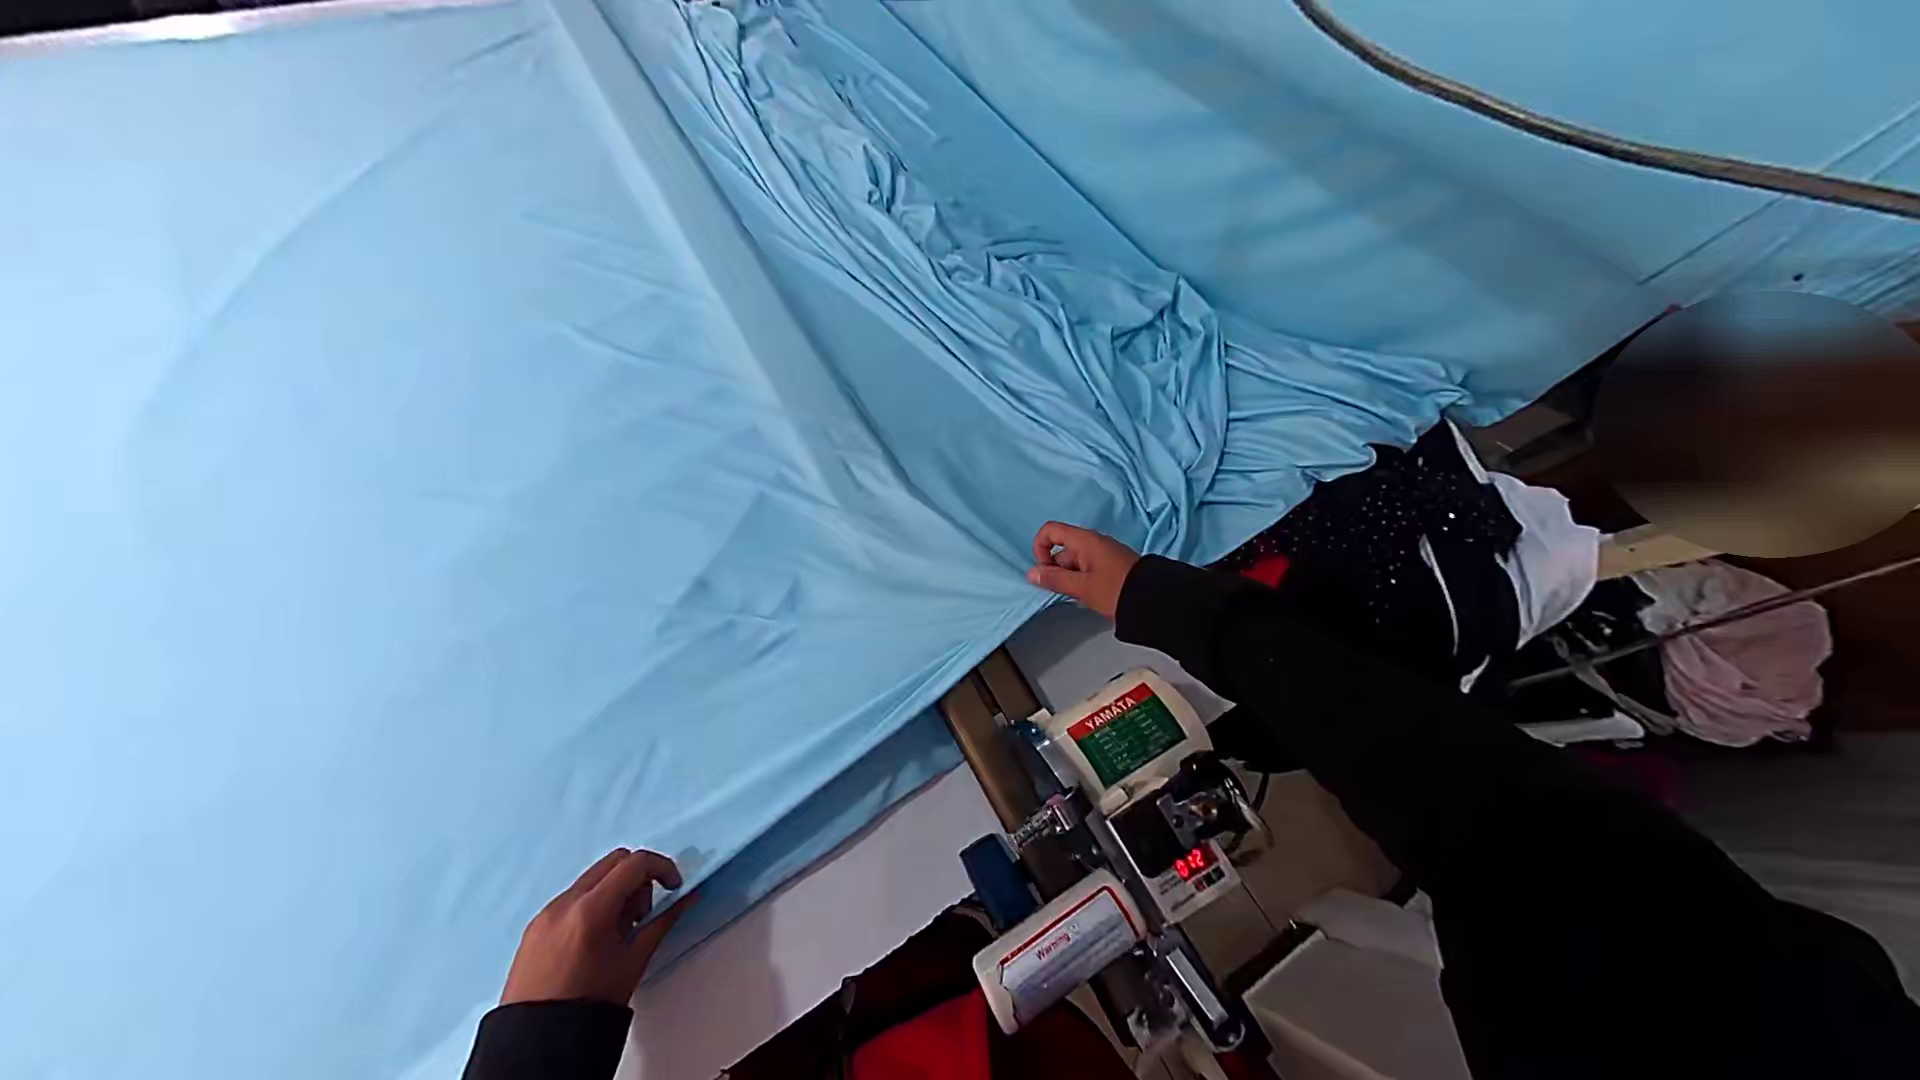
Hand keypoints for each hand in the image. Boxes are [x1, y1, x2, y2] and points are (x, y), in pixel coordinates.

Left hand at [500, 848, 693, 1005]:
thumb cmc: (589, 1004)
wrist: (536, 1045)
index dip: (663, 868)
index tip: (673, 886)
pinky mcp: (534, 925)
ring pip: (593, 877)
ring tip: (619, 930)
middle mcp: (565, 903)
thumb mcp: (635, 959)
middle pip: (614, 861)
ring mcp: (546, 913)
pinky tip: (596, 938)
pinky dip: (593, 903)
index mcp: (591, 910)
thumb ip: (664, 920)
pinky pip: (573, 897)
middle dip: (638, 877)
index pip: (636, 863)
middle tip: (643, 911)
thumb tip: (688, 897)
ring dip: (615, 890)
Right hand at [1027, 521, 1139, 619]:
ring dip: (1070, 578)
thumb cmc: (1116, 590)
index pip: (1050, 530)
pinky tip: (1090, 597)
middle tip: (1064, 591)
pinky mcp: (1112, 564)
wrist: (1155, 599)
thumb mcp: (1081, 587)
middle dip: (1056, 569)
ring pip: (1075, 561)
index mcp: (1084, 540)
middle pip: (1062, 549)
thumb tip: (1032, 574)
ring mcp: (1104, 552)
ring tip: (1081, 597)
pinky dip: (1082, 579)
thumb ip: (1054, 579)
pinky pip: (1088, 567)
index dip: (1040, 548)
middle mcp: (1093, 541)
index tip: (1044, 570)